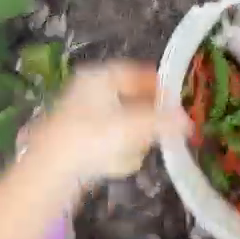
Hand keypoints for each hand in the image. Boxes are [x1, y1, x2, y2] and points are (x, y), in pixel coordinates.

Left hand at [29, 61, 187, 181]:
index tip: (173, 100)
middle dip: (144, 119)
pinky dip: (113, 153)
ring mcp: (78, 114)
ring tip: (131, 153)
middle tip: (160, 132)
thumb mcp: (134, 126)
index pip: (134, 72)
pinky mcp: (75, 138)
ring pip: (118, 123)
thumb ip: (163, 122)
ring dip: (130, 140)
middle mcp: (87, 89)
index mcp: (99, 76)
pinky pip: (105, 142)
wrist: (51, 166)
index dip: (156, 84)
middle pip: (127, 99)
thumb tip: (188, 121)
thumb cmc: (94, 136)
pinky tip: (112, 165)